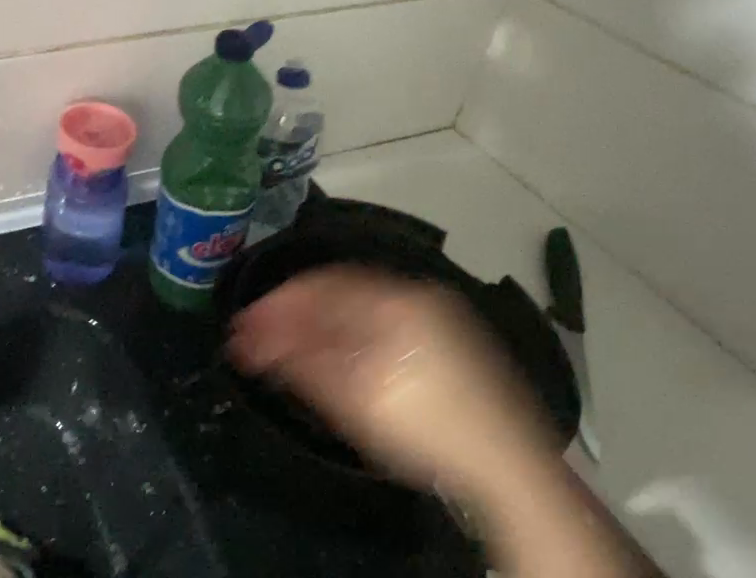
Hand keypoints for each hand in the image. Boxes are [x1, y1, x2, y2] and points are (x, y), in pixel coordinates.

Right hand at [227, 267, 557, 500]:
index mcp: (397, 299)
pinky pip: (386, 329)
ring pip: (363, 313)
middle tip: (259, 339)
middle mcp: (418, 297)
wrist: (511, 471)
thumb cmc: (429, 429)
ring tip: (289, 352)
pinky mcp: (450, 348)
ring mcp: (439, 321)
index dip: (278, 302)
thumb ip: (300, 361)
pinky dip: (352, 340)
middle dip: (296, 316)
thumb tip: (250, 339)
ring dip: (322, 328)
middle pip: (341, 295)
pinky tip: (336, 362)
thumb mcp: (355, 397)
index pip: (321, 285)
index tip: (245, 324)